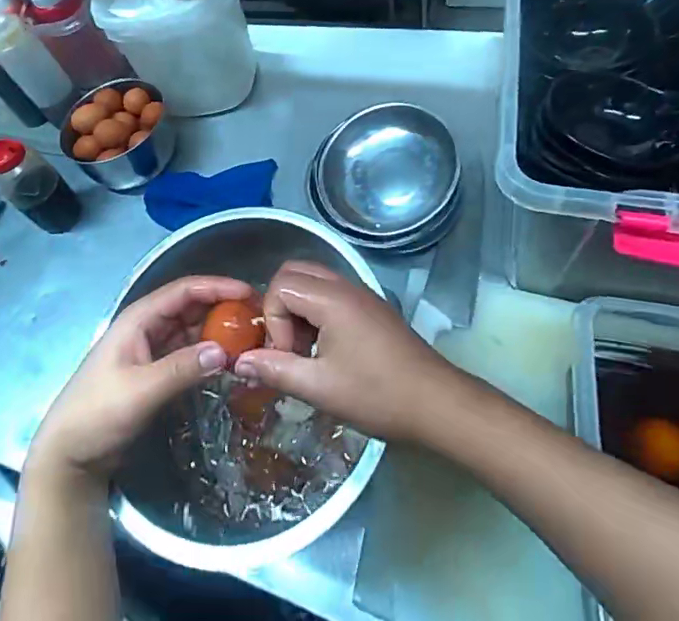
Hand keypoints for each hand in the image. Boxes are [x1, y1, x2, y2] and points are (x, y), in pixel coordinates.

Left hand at [28, 275, 254, 479]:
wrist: (69, 454)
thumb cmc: (98, 413)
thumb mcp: (140, 390)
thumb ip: (181, 369)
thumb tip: (224, 351)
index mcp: (139, 319)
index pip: (184, 291)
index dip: (217, 288)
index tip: (249, 294)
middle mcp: (147, 328)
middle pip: (190, 308)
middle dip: (223, 309)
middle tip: (258, 319)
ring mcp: (151, 351)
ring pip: (191, 332)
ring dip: (218, 332)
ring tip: (252, 339)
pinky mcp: (155, 374)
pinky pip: (188, 355)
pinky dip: (208, 354)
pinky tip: (230, 362)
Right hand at [232, 260, 462, 443]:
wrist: (439, 404)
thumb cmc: (377, 395)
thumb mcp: (319, 388)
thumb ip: (275, 370)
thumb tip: (239, 362)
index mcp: (331, 299)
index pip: (280, 287)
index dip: (273, 321)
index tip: (286, 357)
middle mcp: (344, 286)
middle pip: (293, 273)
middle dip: (280, 306)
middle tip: (288, 346)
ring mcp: (361, 294)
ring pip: (312, 281)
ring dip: (298, 309)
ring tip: (305, 351)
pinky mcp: (371, 307)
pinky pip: (331, 293)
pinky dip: (317, 312)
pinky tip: (327, 350)